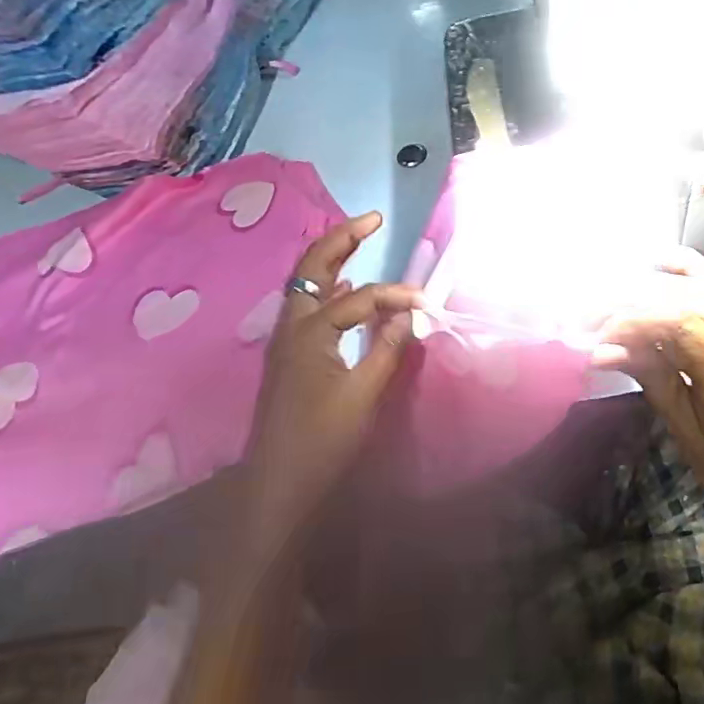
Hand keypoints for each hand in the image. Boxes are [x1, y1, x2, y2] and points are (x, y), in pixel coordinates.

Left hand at [241, 212, 418, 545]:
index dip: (393, 295)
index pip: (357, 298)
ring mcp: (284, 341)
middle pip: (311, 267)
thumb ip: (387, 349)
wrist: (278, 485)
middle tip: (373, 218)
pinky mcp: (288, 357)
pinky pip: (306, 308)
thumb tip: (410, 315)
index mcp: (308, 332)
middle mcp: (289, 327)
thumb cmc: (322, 441)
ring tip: (358, 241)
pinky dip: (326, 290)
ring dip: (330, 260)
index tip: (425, 302)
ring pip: (304, 285)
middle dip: (341, 238)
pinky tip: (343, 291)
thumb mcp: (363, 395)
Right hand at [599, 248, 703, 516]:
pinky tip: (662, 263)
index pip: (680, 326)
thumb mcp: (684, 433)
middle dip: (637, 301)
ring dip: (656, 286)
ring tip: (615, 294)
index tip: (596, 334)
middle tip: (594, 313)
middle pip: (691, 302)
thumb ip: (651, 379)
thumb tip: (602, 350)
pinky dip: (692, 274)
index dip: (633, 321)